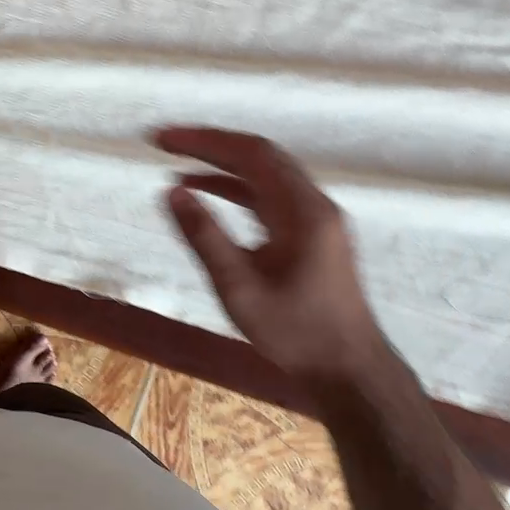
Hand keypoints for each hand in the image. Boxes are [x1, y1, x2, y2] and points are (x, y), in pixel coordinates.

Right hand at [156, 127, 390, 383]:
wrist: (348, 369)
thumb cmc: (294, 331)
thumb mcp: (238, 287)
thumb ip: (204, 236)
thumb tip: (170, 191)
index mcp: (304, 212)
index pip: (252, 154)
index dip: (205, 140)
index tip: (161, 140)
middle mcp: (314, 205)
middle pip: (261, 156)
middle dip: (210, 143)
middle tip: (162, 142)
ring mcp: (315, 219)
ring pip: (264, 173)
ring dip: (219, 162)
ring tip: (175, 160)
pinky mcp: (308, 234)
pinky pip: (267, 194)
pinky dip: (231, 186)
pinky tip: (202, 190)